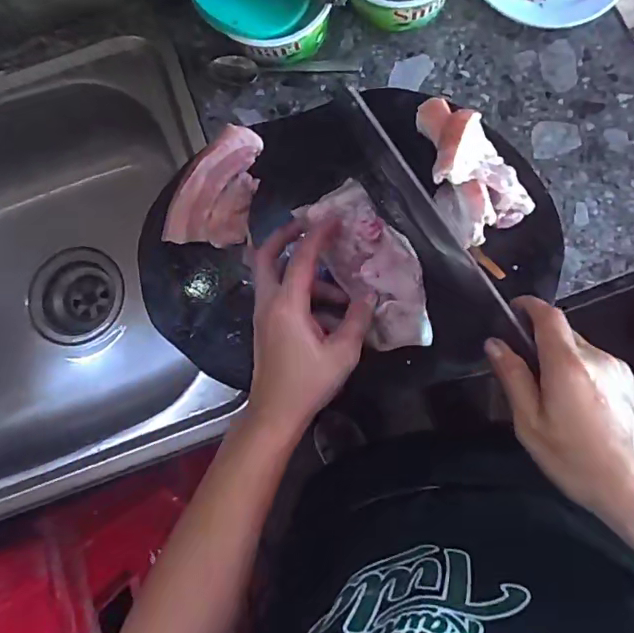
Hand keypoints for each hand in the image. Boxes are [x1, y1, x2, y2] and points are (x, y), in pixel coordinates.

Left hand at [246, 218, 373, 436]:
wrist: (275, 413)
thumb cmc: (307, 384)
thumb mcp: (342, 353)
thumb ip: (357, 320)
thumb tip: (369, 297)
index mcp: (287, 304)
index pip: (302, 258)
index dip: (319, 235)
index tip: (334, 218)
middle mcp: (269, 302)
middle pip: (267, 255)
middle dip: (287, 235)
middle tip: (310, 226)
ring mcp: (264, 314)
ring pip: (278, 278)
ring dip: (307, 275)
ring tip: (343, 295)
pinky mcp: (267, 326)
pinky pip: (282, 296)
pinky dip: (304, 295)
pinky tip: (333, 317)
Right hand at [486, 298, 633, 539]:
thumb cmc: (580, 463)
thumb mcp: (531, 426)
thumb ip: (513, 378)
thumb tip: (495, 344)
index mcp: (568, 364)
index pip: (548, 315)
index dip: (528, 306)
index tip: (514, 310)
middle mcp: (597, 357)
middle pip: (564, 334)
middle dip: (542, 344)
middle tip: (527, 375)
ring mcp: (620, 370)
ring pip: (583, 352)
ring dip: (565, 363)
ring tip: (557, 403)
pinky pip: (600, 368)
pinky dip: (585, 377)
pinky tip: (584, 413)